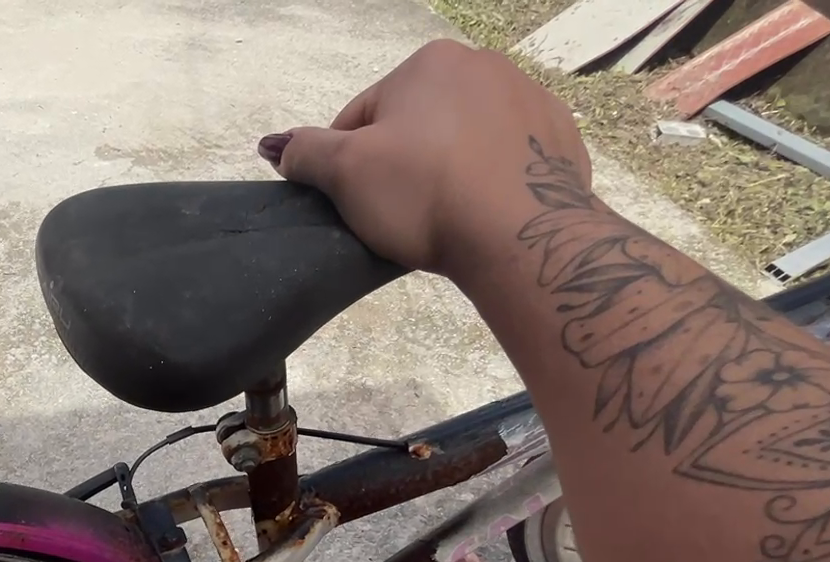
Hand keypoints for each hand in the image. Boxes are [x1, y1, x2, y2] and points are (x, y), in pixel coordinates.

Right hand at [258, 40, 591, 276]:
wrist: (517, 230)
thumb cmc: (420, 194)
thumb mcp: (343, 173)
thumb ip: (304, 152)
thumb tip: (275, 145)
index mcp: (427, 64)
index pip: (357, 119)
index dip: (342, 165)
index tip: (350, 200)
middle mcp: (482, 63)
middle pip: (406, 124)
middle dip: (391, 163)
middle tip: (387, 209)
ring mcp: (526, 94)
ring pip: (451, 136)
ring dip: (432, 168)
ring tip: (428, 211)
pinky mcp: (554, 131)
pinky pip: (495, 152)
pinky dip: (476, 176)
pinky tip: (468, 206)